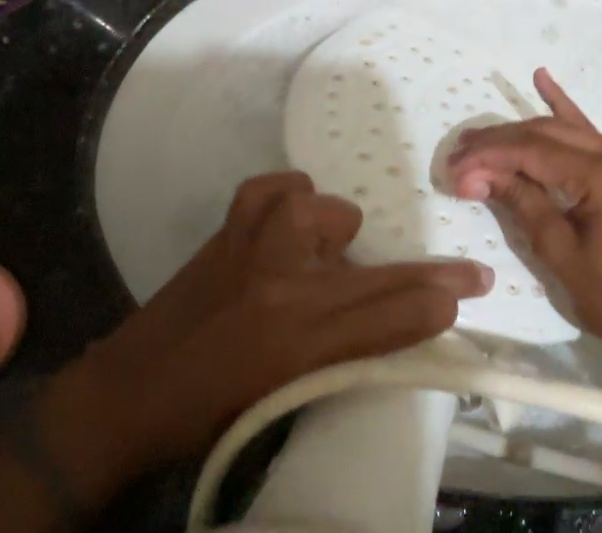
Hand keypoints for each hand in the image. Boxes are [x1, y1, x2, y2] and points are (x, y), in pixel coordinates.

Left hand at [67, 172, 493, 471]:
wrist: (126, 397)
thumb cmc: (215, 410)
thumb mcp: (291, 393)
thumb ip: (351, 353)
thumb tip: (407, 315)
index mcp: (301, 345)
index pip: (393, 316)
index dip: (442, 298)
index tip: (476, 286)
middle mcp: (282, 293)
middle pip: (380, 273)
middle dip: (431, 276)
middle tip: (460, 276)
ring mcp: (252, 254)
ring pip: (327, 216)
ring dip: (338, 237)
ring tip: (324, 263)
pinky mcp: (227, 232)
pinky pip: (273, 191)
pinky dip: (289, 198)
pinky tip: (291, 218)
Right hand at [447, 70, 601, 358]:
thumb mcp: (558, 251)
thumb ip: (521, 201)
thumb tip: (476, 173)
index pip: (536, 151)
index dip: (490, 156)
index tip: (453, 169)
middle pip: (549, 135)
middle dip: (500, 144)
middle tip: (457, 155)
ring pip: (565, 132)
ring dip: (521, 134)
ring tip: (477, 137)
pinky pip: (589, 133)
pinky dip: (564, 108)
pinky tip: (542, 79)